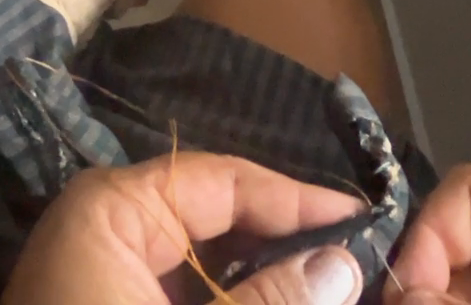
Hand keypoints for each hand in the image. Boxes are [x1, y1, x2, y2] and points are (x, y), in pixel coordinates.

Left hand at [2, 152, 367, 304]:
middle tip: (356, 256)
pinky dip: (230, 296)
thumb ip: (268, 302)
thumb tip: (343, 262)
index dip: (295, 197)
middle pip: (217, 212)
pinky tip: (276, 301)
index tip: (363, 217)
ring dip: (263, 273)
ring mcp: (107, 261)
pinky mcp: (112, 296)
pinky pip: (183, 285)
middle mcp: (110, 219)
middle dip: (284, 238)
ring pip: (205, 252)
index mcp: (114, 205)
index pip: (223, 179)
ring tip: (328, 281)